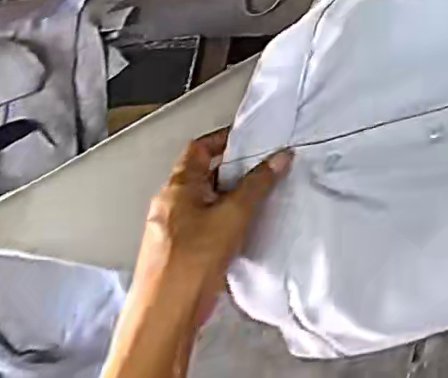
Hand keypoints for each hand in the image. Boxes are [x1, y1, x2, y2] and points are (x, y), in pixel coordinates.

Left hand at [134, 129, 290, 325]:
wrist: (167, 314)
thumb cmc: (192, 260)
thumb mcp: (235, 212)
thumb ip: (260, 181)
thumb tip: (280, 156)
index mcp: (176, 190)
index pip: (199, 149)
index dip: (225, 137)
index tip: (253, 134)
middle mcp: (170, 205)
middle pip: (206, 172)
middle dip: (238, 165)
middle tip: (267, 161)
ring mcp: (174, 227)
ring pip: (210, 196)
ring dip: (236, 190)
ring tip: (264, 188)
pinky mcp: (183, 247)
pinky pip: (210, 217)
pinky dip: (232, 211)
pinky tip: (251, 218)